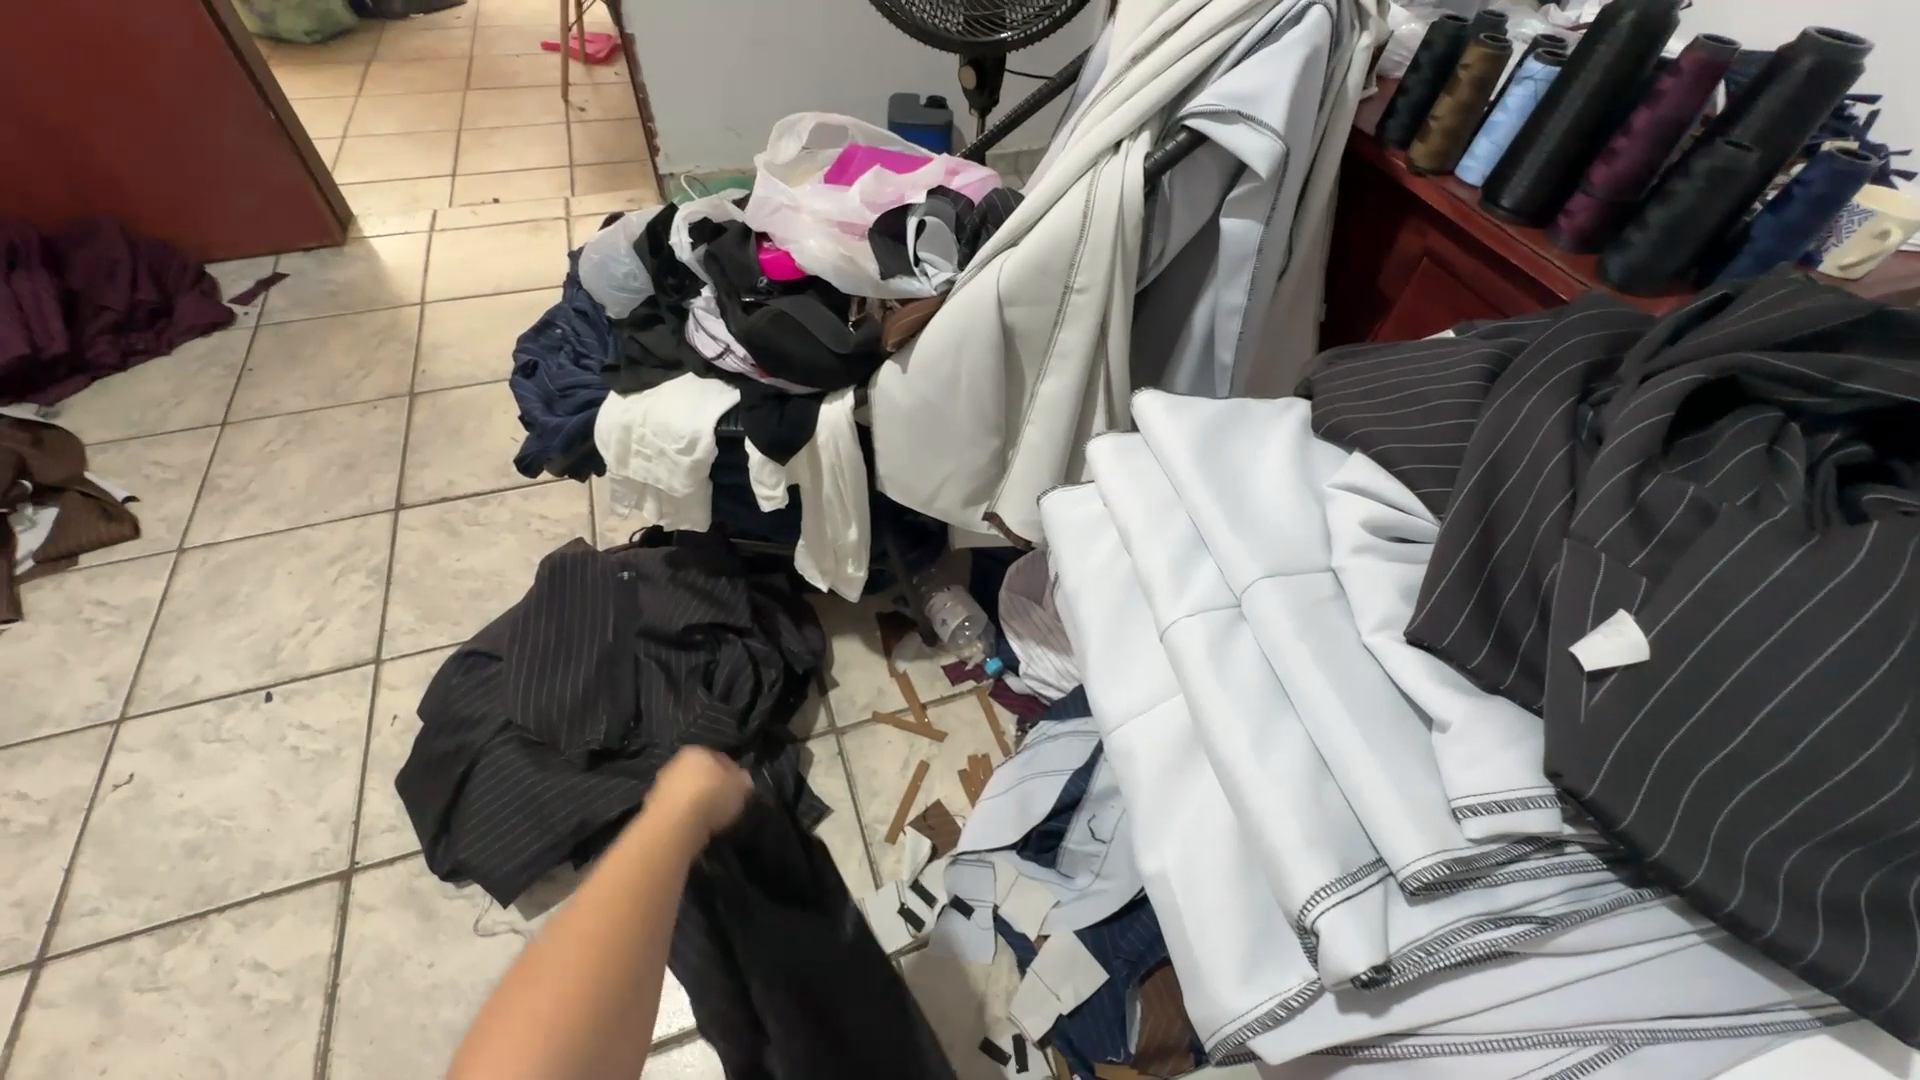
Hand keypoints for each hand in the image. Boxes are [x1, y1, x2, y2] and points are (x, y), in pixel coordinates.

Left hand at [646, 747, 753, 840]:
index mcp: (698, 750)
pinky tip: (694, 826)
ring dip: (696, 801)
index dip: (733, 774)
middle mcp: (676, 762)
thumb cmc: (712, 797)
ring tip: (710, 818)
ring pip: (686, 790)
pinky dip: (684, 815)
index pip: (721, 758)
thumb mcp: (742, 787)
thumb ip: (743, 780)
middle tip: (725, 803)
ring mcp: (661, 784)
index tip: (740, 790)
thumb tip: (742, 780)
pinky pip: (675, 808)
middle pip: (700, 773)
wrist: (674, 825)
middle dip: (711, 785)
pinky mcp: (651, 807)